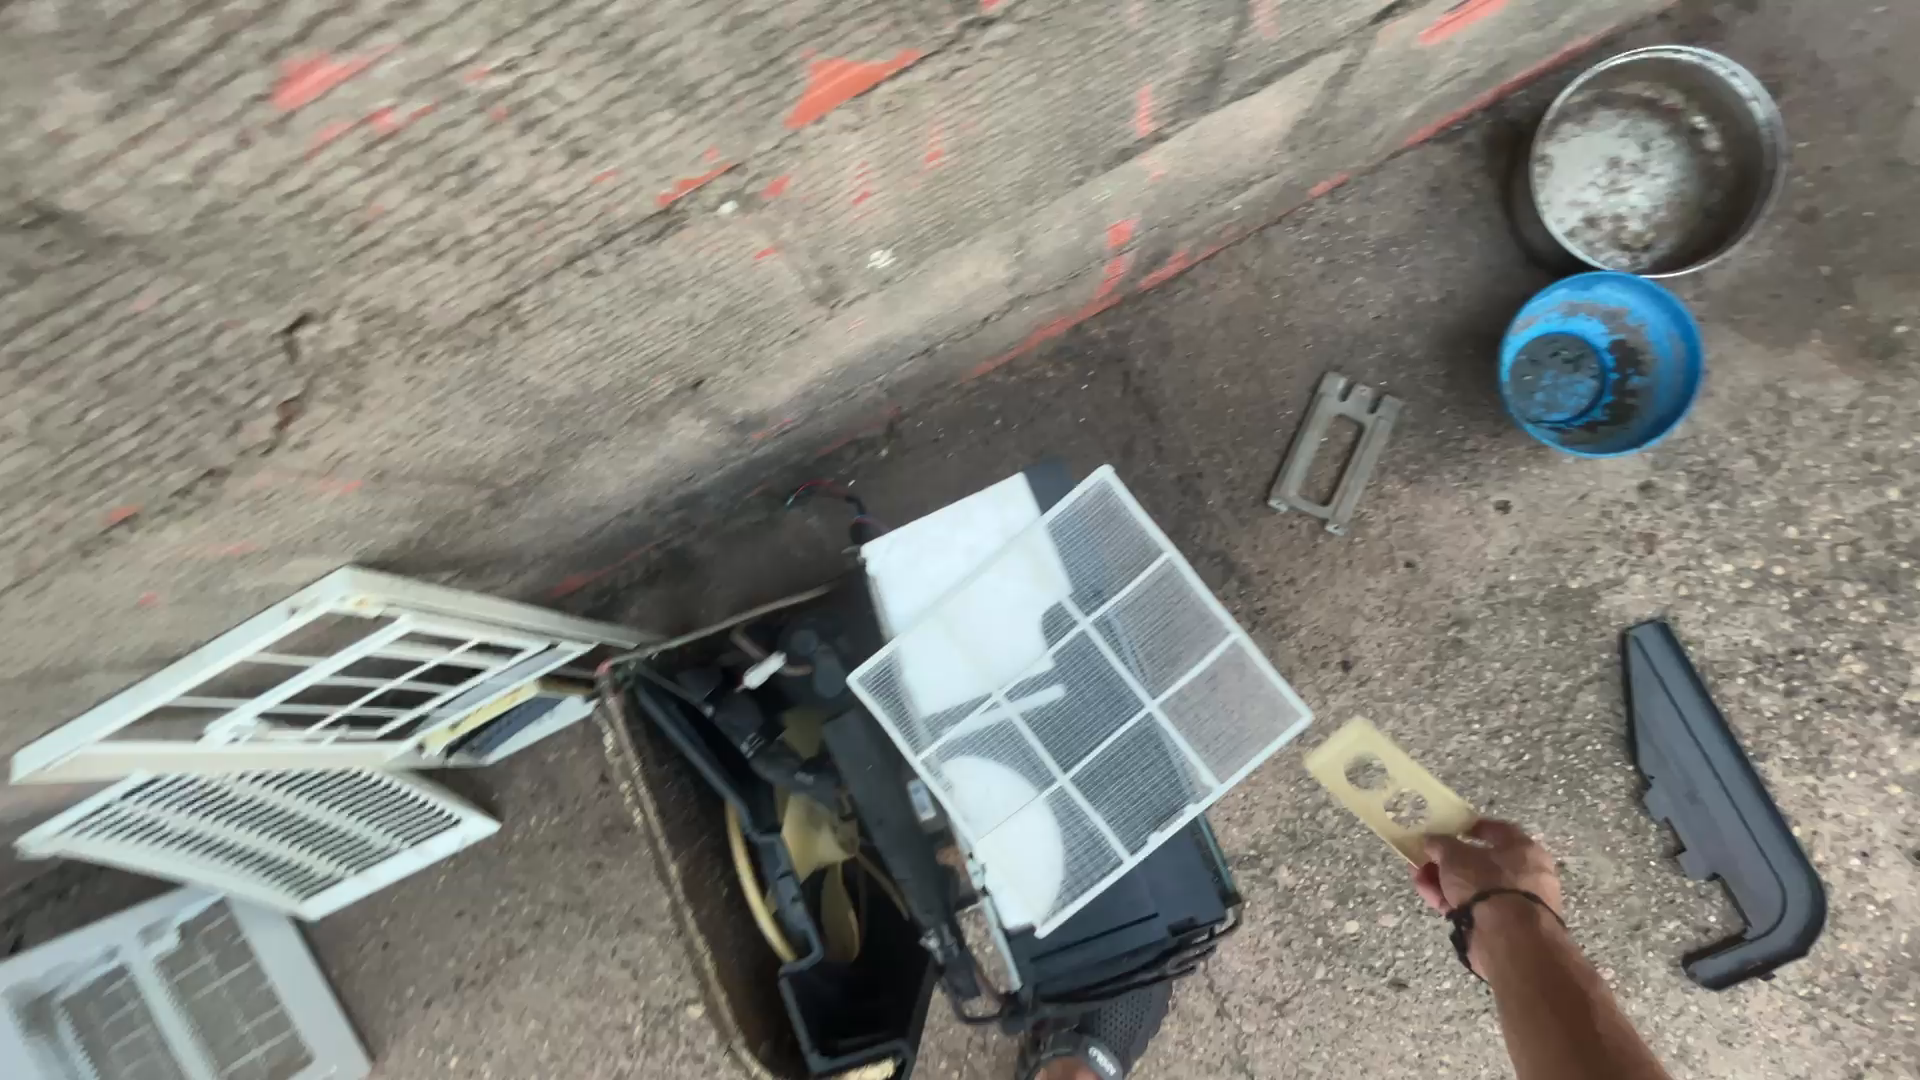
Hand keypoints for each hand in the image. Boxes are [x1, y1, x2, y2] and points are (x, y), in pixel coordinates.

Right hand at [1411, 818, 1561, 916]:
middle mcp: (1527, 875)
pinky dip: (1451, 900)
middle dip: (1447, 860)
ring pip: (1474, 886)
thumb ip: (1439, 843)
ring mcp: (1517, 903)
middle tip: (1425, 858)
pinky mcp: (1505, 926)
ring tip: (1418, 878)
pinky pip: (1474, 906)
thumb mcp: (1453, 853)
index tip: (1449, 828)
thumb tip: (1431, 842)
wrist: (1509, 937)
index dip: (1471, 827)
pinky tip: (1428, 895)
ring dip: (1443, 880)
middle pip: (1480, 862)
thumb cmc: (1486, 881)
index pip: (1498, 830)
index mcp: (1525, 850)